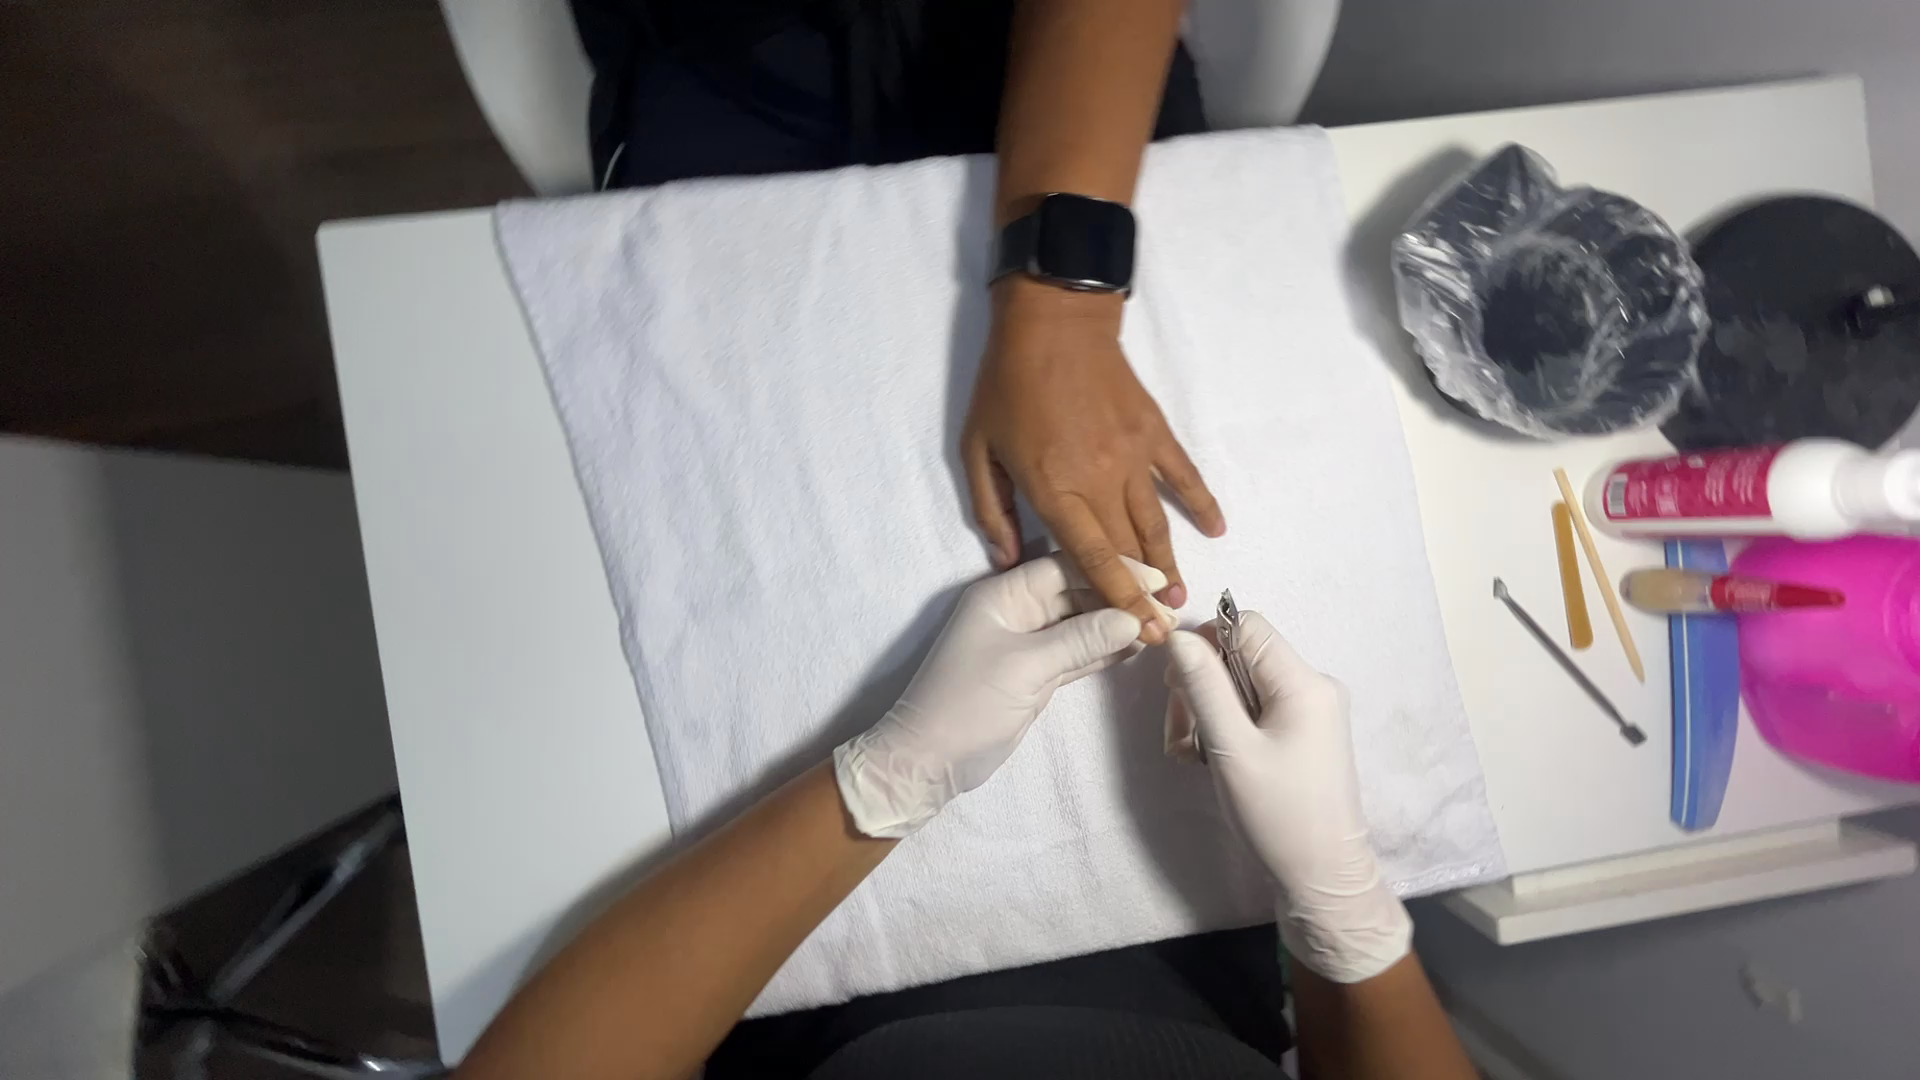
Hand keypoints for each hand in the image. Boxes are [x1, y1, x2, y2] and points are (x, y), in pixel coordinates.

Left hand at [834, 554, 1165, 838]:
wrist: (930, 760)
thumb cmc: (969, 702)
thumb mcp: (1026, 666)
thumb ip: (1080, 638)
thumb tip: (1134, 616)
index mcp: (1003, 594)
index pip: (1065, 567)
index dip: (1110, 570)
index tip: (1156, 580)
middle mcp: (1016, 610)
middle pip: (1076, 593)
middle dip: (1119, 599)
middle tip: (1167, 607)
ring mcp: (1027, 642)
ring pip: (1081, 623)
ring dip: (1117, 624)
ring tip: (1162, 626)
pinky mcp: (1036, 672)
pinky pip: (1077, 652)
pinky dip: (1104, 650)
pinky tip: (1136, 646)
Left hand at [961, 279, 1223, 642]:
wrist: (1053, 322)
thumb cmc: (1007, 387)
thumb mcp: (977, 449)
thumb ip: (993, 510)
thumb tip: (1008, 559)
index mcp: (1056, 490)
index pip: (1091, 560)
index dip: (1116, 602)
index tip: (1139, 634)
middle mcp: (1101, 482)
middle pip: (1129, 551)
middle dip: (1147, 597)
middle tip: (1162, 631)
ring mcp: (1135, 457)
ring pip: (1158, 523)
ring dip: (1171, 564)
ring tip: (1182, 597)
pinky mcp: (1154, 434)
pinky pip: (1183, 475)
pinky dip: (1201, 503)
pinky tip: (1216, 528)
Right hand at [1163, 614, 1412, 983]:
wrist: (1323, 879)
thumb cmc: (1278, 814)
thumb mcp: (1231, 748)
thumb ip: (1203, 686)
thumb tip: (1177, 636)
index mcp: (1304, 683)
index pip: (1245, 625)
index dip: (1205, 643)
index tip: (1177, 683)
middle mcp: (1312, 686)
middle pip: (1239, 654)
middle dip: (1199, 684)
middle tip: (1178, 731)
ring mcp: (1309, 709)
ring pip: (1240, 682)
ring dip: (1206, 708)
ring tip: (1188, 751)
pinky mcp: (1301, 730)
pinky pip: (1252, 705)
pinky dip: (1224, 723)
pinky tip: (1208, 755)